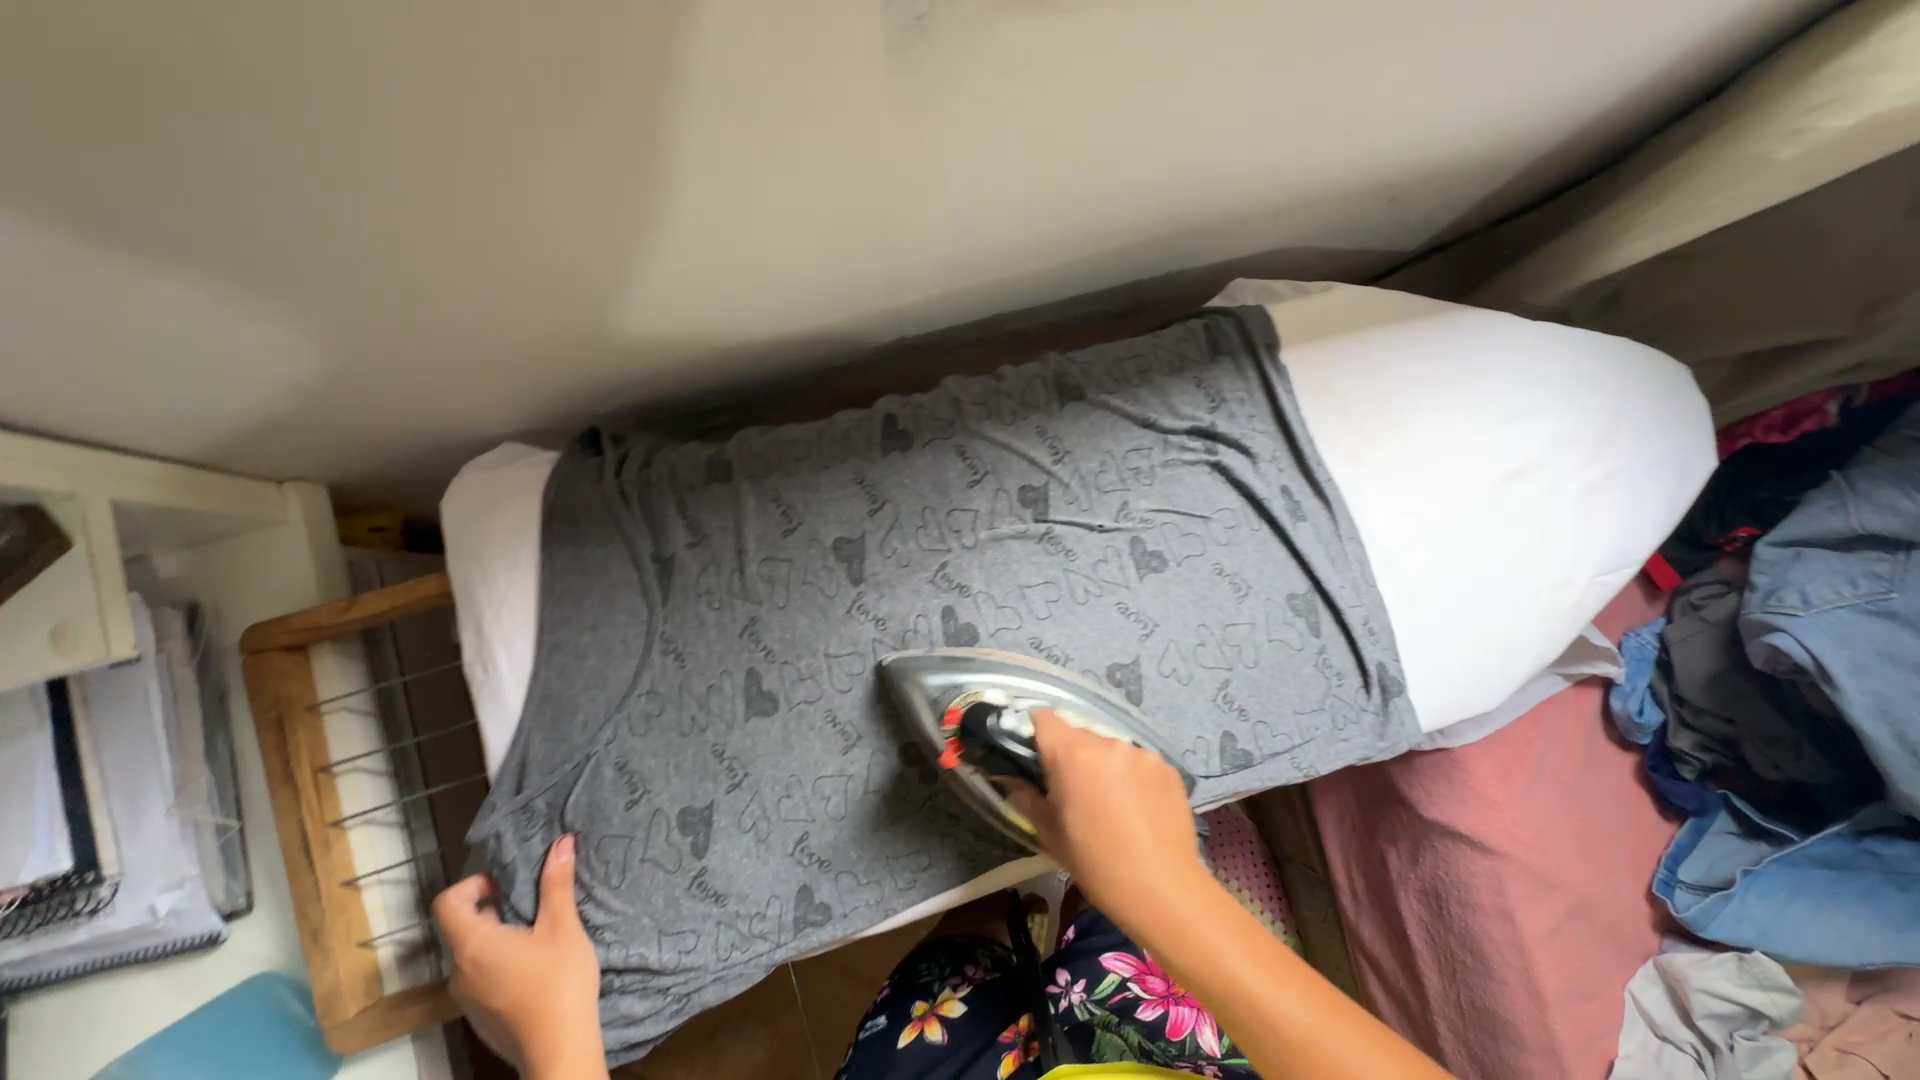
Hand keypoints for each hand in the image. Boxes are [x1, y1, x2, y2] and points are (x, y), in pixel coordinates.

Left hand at [432, 835, 607, 1078]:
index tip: (506, 884)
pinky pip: (484, 978)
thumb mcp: (563, 926)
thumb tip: (562, 842)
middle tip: (535, 906)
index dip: (472, 885)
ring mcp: (467, 999)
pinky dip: (504, 964)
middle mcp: (459, 972)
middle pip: (464, 928)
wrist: (559, 1049)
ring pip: (476, 954)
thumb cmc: (558, 982)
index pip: (446, 903)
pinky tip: (539, 970)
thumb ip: (557, 883)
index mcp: (473, 945)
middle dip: (497, 910)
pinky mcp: (481, 1017)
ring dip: (502, 938)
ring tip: (542, 937)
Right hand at [1004, 708, 1209, 930]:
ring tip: (1110, 803)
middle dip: (1071, 756)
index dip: (1035, 732)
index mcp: (1073, 756)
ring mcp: (1142, 753)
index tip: (1035, 757)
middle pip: (1078, 735)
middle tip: (1072, 792)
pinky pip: (1138, 761)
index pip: (1044, 718)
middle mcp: (1108, 743)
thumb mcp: (1050, 833)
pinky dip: (1131, 776)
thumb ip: (1024, 795)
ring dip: (1103, 766)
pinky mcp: (1167, 767)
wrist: (1162, 890)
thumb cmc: (1096, 865)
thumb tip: (1005, 775)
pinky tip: (1137, 808)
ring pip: (1110, 748)